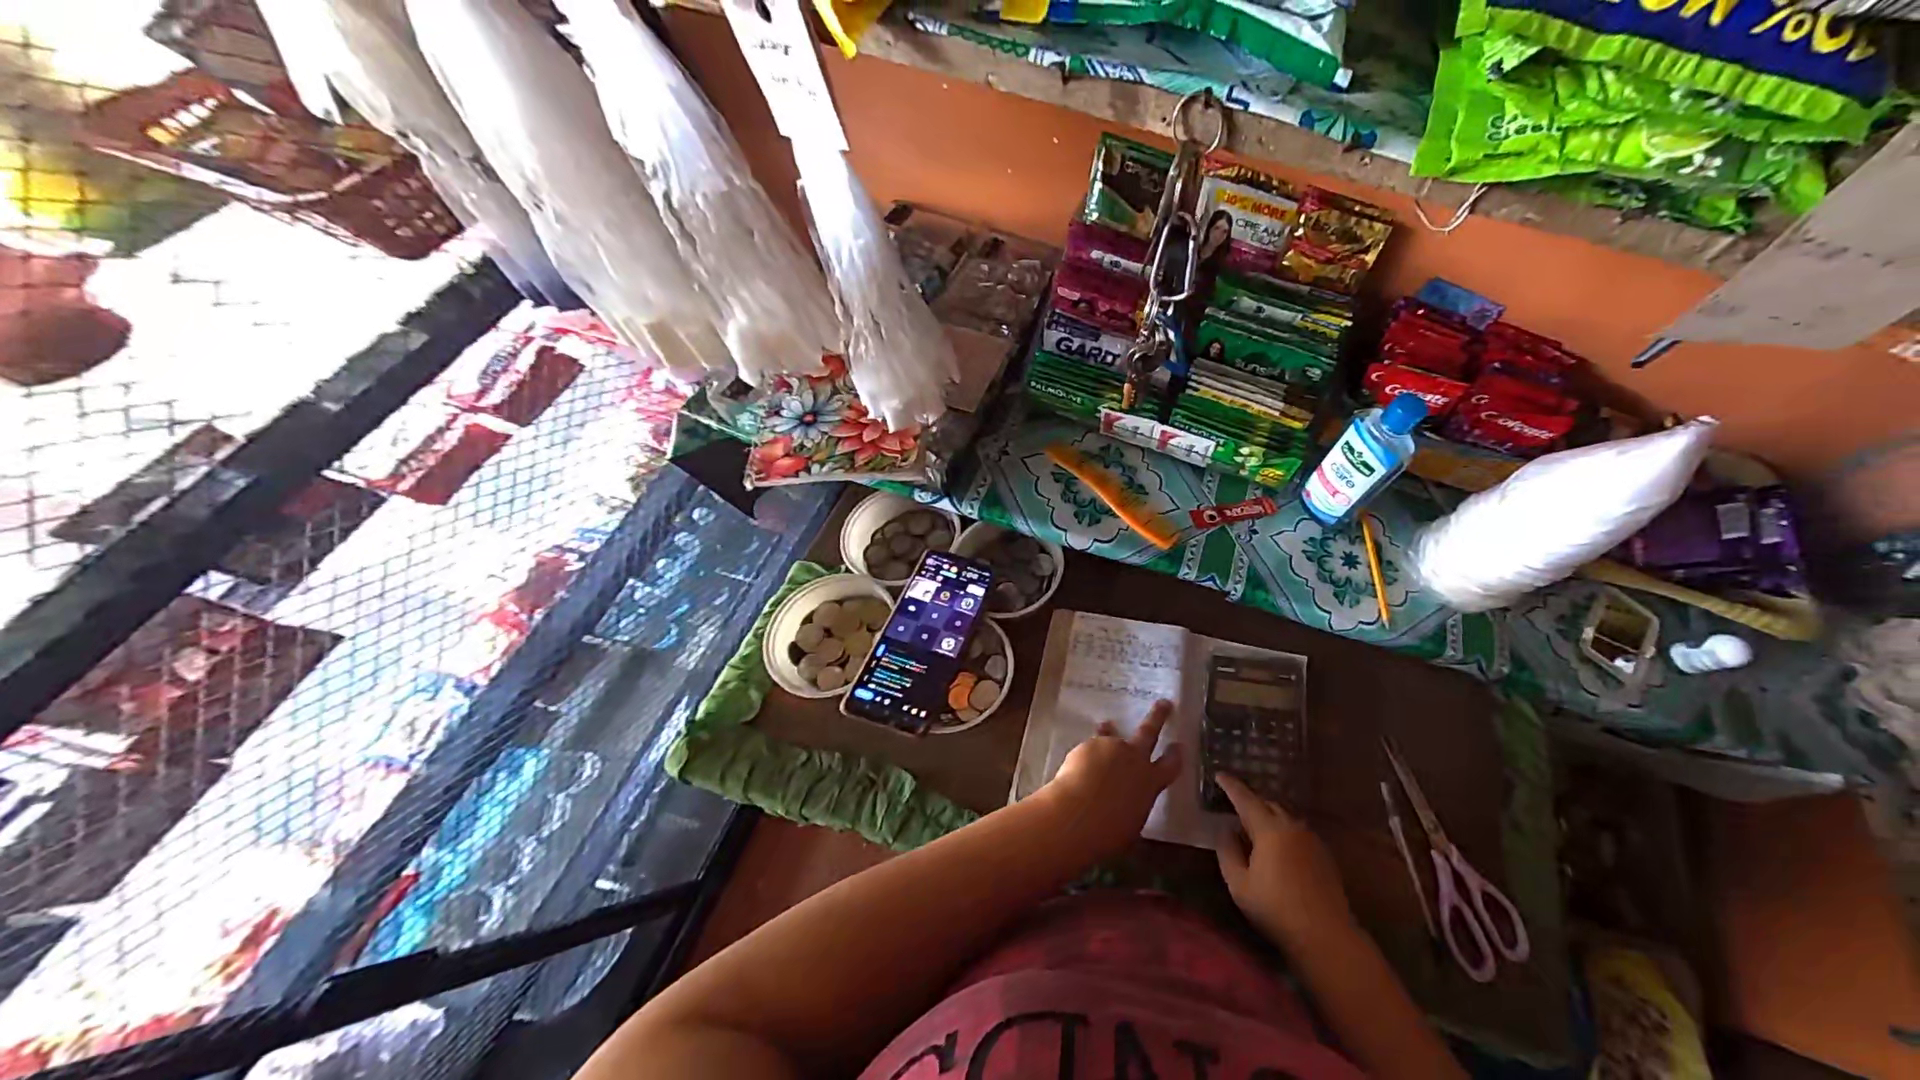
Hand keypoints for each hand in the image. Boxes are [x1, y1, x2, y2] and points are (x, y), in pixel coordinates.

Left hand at [1038, 699, 1182, 858]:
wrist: (1078, 814)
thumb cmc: (1109, 831)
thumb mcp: (1131, 825)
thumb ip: (1133, 808)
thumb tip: (1126, 807)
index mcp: (1151, 782)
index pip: (1171, 765)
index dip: (1176, 755)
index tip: (1179, 745)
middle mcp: (1135, 759)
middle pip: (1150, 732)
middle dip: (1159, 716)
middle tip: (1164, 703)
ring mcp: (1112, 748)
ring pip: (1113, 734)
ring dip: (1111, 731)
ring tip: (1107, 725)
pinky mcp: (1090, 745)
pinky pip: (1090, 745)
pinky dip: (1088, 752)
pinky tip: (1078, 762)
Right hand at [1215, 773, 1353, 947]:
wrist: (1326, 936)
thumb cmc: (1275, 908)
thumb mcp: (1238, 883)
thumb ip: (1228, 851)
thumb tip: (1226, 830)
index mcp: (1269, 829)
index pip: (1245, 798)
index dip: (1230, 785)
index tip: (1218, 774)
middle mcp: (1292, 826)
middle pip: (1268, 803)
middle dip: (1250, 800)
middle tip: (1234, 804)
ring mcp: (1311, 839)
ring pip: (1285, 816)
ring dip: (1268, 815)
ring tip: (1254, 825)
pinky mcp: (1324, 854)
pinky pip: (1297, 830)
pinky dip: (1283, 829)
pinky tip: (1277, 846)